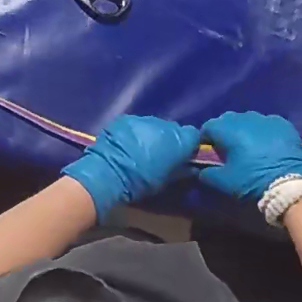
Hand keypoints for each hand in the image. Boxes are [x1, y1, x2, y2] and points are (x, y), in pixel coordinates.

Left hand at [62, 115, 200, 219]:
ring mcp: (143, 119)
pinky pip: (135, 124)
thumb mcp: (167, 180)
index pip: (193, 135)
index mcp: (179, 140)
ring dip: (150, 134)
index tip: (182, 155)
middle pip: (172, 129)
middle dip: (168, 139)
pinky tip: (126, 144)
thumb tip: (190, 166)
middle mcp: (164, 124)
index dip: (188, 145)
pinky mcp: (125, 118)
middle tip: (159, 153)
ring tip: (140, 149)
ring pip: (153, 125)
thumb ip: (182, 170)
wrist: (109, 173)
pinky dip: (134, 132)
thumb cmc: (142, 182)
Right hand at [198, 112, 301, 205]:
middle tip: (228, 149)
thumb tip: (200, 170)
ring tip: (248, 146)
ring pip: (248, 119)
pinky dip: (263, 131)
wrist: (290, 184)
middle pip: (227, 120)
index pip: (208, 127)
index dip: (205, 139)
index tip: (209, 151)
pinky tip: (267, 145)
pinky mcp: (284, 124)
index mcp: (227, 130)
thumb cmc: (251, 181)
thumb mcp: (223, 181)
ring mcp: (266, 119)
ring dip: (244, 130)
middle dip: (225, 132)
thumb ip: (206, 173)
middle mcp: (245, 119)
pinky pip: (267, 124)